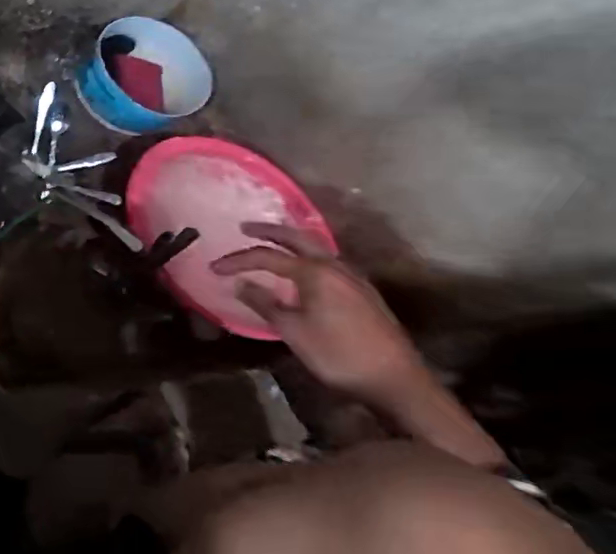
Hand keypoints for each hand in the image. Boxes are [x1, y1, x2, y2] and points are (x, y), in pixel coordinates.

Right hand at [212, 222, 429, 405]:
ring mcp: (356, 280)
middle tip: (245, 228)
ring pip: (319, 249)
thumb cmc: (340, 356)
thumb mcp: (293, 331)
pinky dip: (310, 256)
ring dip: (293, 242)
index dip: (237, 260)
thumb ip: (264, 303)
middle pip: (298, 238)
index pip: (266, 256)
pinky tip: (306, 270)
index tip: (214, 267)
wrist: (401, 386)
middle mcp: (336, 268)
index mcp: (314, 272)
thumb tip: (240, 283)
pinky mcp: (367, 295)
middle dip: (269, 230)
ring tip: (274, 244)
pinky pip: (332, 263)